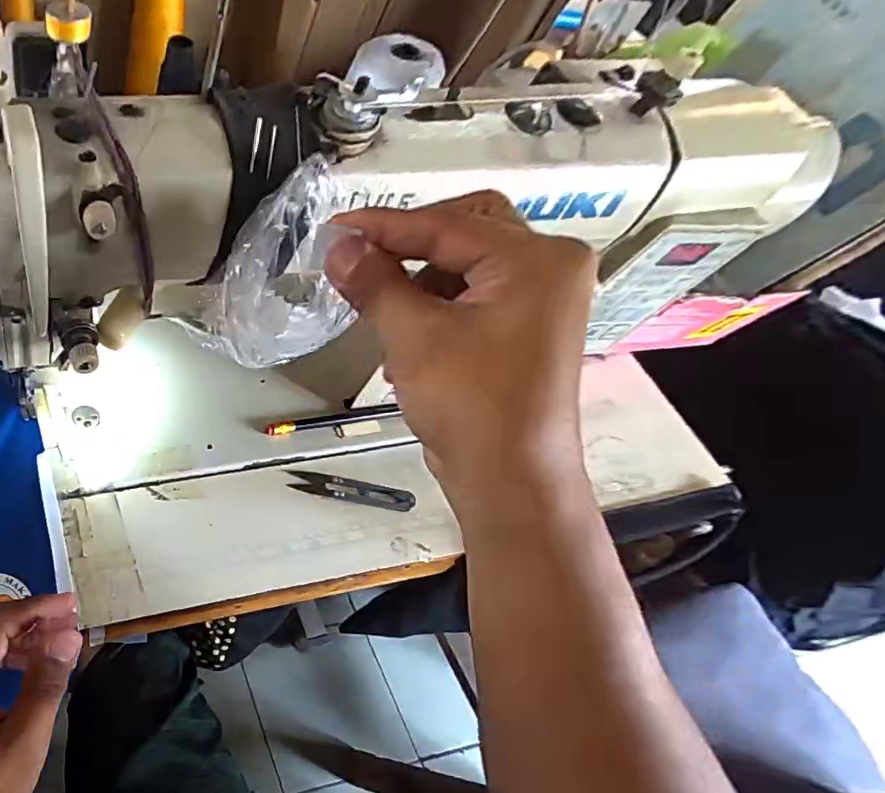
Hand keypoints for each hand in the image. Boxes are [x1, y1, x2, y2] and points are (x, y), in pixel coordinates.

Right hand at [325, 193, 596, 516]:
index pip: (447, 225)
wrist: (507, 475)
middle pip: (466, 232)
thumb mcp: (414, 338)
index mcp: (535, 259)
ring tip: (380, 318)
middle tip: (361, 261)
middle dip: (408, 247)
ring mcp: (537, 303)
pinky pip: (471, 301)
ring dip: (416, 286)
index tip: (336, 229)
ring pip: (464, 269)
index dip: (384, 226)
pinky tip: (404, 345)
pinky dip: (432, 312)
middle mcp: (547, 270)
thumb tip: (341, 248)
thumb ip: (376, 285)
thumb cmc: (470, 404)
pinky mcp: (521, 333)